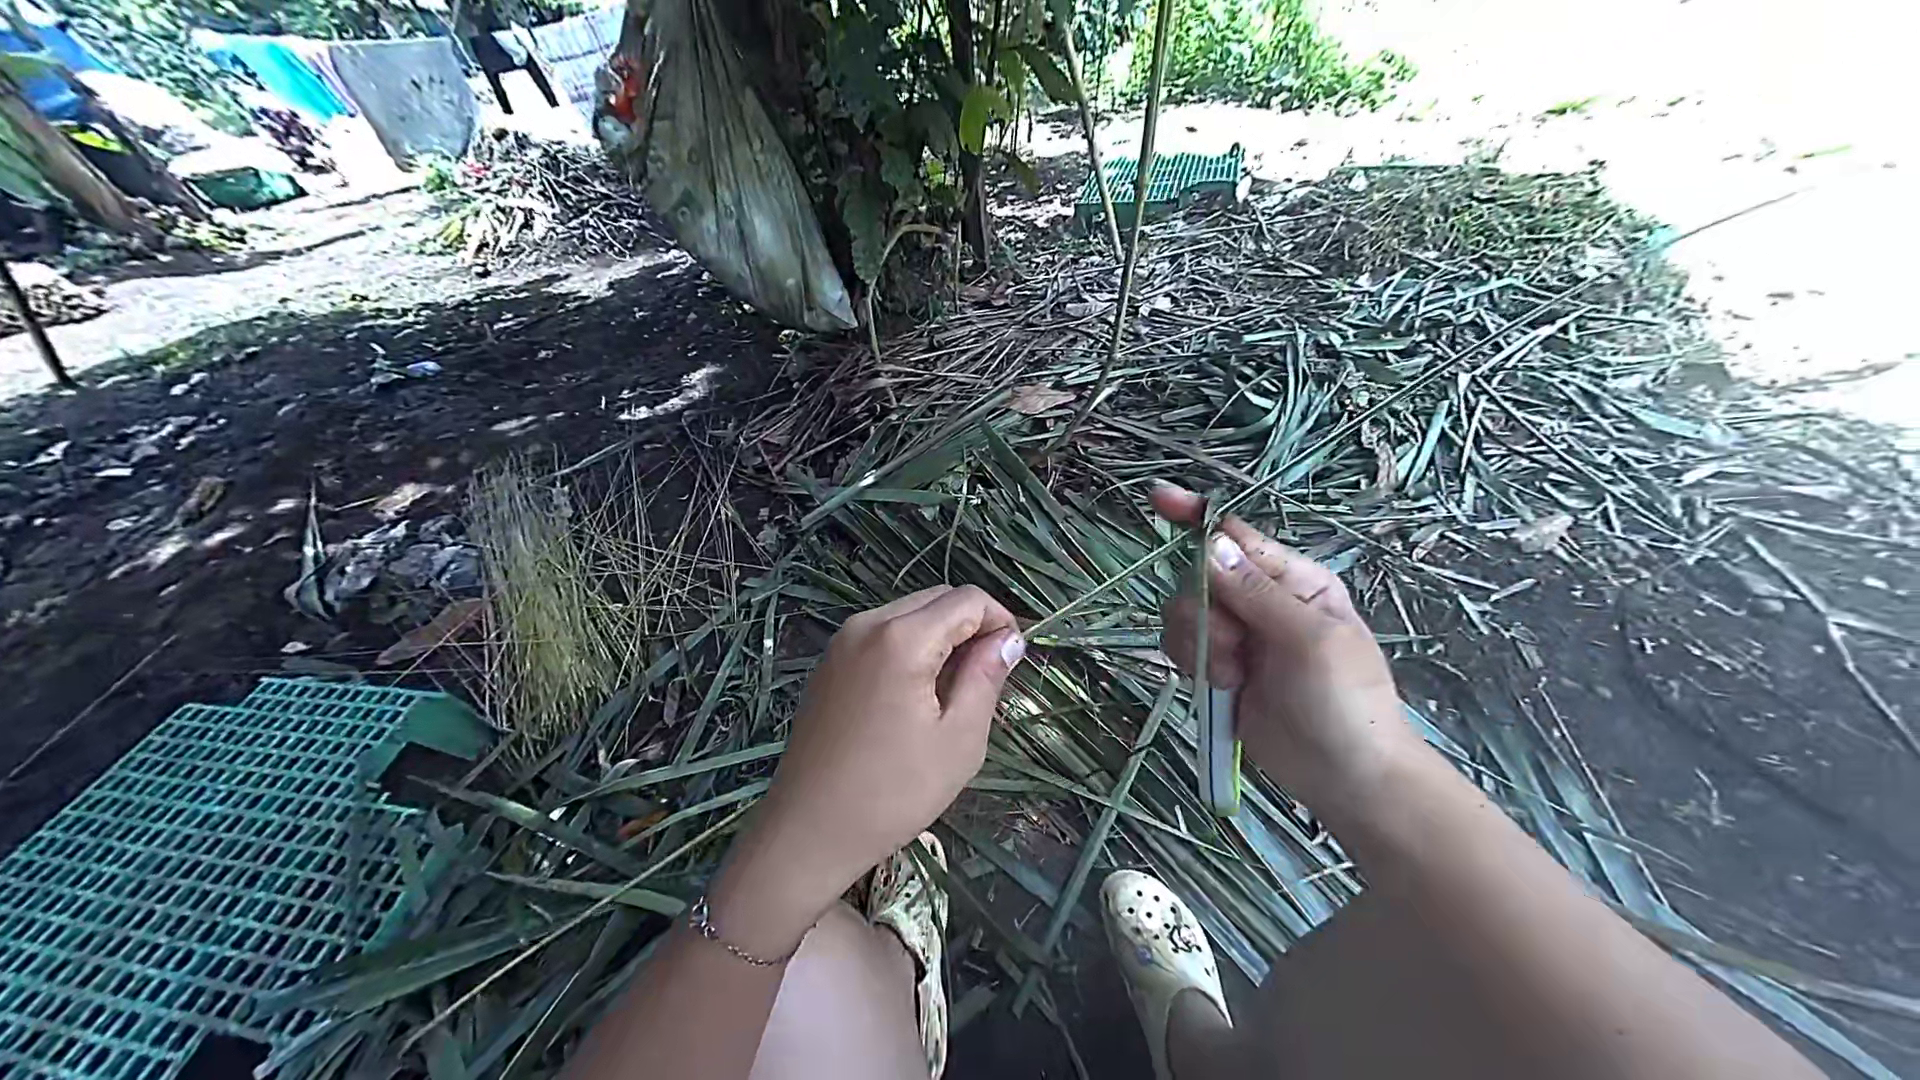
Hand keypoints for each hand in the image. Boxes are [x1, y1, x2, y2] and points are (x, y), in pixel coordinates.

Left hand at [711, 585, 1024, 953]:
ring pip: (910, 612)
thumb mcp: (958, 739)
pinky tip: (917, 691)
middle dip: (971, 624)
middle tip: (987, 675)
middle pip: (937, 598)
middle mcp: (868, 623)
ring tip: (954, 688)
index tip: (1012, 659)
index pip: (968, 599)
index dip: (1000, 620)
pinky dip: (912, 645)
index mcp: (901, 638)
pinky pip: (884, 632)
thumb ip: (986, 677)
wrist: (808, 831)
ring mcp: (843, 640)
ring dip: (942, 634)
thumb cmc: (892, 792)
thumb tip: (1010, 639)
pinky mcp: (830, 661)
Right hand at [1153, 484, 1415, 813]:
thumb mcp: (1310, 640)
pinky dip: (1192, 663)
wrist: (1344, 777)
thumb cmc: (1346, 702)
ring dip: (1199, 645)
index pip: (1235, 536)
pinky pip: (1180, 645)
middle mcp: (1259, 600)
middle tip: (1235, 648)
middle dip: (1205, 612)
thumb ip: (1256, 593)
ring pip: (1183, 613)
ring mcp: (1235, 634)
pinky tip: (1222, 686)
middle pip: (1198, 577)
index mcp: (1293, 580)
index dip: (1196, 518)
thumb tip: (1208, 543)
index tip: (1158, 500)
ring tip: (1233, 676)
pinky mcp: (1215, 665)